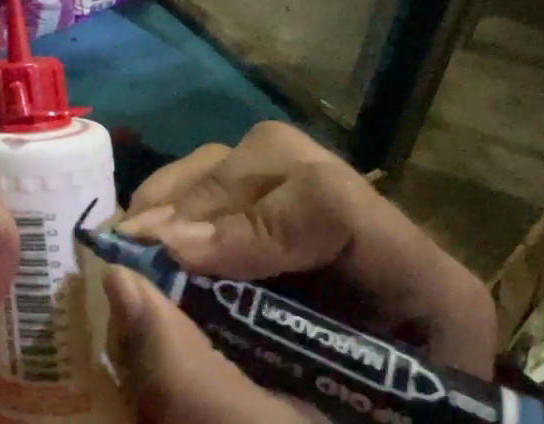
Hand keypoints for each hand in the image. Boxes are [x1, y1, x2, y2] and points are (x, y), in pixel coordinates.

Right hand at [100, 121, 497, 422]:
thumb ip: (201, 384)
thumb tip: (117, 282)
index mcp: (426, 291)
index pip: (331, 202)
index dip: (245, 223)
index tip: (173, 260)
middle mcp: (378, 235)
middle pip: (279, 161)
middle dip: (199, 204)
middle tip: (139, 251)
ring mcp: (324, 223)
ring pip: (240, 159)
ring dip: (174, 199)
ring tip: (137, 252)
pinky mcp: (276, 227)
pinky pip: (215, 179)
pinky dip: (166, 204)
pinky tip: (149, 250)